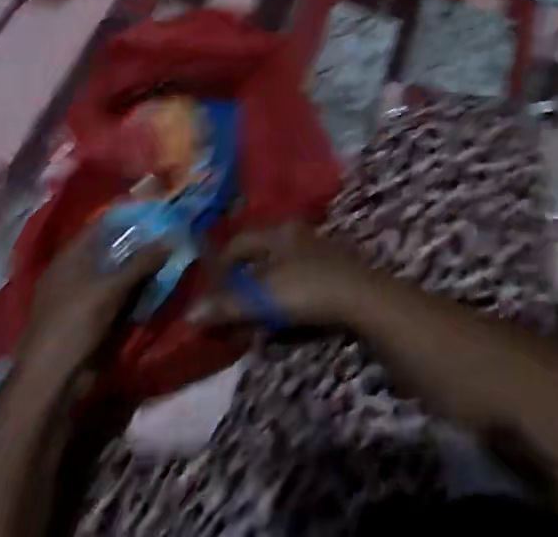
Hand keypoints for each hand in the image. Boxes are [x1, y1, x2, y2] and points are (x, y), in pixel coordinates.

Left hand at [17, 224, 166, 378]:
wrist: (53, 377)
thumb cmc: (76, 322)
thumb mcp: (111, 289)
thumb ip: (140, 263)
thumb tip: (169, 239)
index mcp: (71, 256)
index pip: (102, 225)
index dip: (129, 218)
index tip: (157, 215)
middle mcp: (74, 271)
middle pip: (110, 251)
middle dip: (138, 246)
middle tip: (170, 239)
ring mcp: (80, 296)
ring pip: (115, 276)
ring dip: (138, 272)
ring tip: (169, 263)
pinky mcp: (88, 320)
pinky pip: (115, 298)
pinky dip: (132, 294)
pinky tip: (154, 293)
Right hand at [189, 224, 376, 328]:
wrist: (366, 301)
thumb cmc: (309, 289)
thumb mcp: (263, 297)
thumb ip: (227, 306)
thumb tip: (190, 314)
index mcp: (278, 232)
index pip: (238, 242)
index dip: (220, 266)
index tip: (209, 290)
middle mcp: (297, 236)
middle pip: (260, 259)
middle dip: (243, 287)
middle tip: (230, 311)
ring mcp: (319, 255)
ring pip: (280, 275)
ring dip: (265, 299)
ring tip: (254, 324)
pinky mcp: (335, 277)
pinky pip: (300, 288)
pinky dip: (286, 305)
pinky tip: (283, 326)